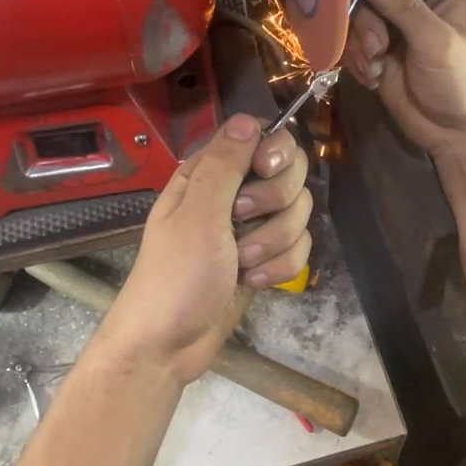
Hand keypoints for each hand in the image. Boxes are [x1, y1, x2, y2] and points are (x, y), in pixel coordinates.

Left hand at [99, 115, 312, 383]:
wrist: (167, 347)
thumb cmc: (175, 277)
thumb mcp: (196, 216)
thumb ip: (224, 166)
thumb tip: (249, 119)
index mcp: (208, 174)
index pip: (263, 138)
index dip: (274, 153)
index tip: (265, 171)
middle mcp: (232, 195)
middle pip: (290, 175)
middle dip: (275, 205)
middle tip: (242, 223)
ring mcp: (250, 229)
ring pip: (297, 215)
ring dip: (274, 243)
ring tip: (241, 264)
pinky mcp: (263, 260)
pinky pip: (297, 249)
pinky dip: (279, 268)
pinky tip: (251, 283)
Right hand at [343, 0, 465, 160]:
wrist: (456, 133)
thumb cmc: (461, 80)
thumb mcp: (433, 39)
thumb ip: (400, 1)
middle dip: (365, 17)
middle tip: (376, 46)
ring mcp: (391, 21)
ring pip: (352, 13)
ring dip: (358, 41)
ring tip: (375, 66)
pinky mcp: (374, 47)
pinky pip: (349, 40)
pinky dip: (355, 58)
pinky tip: (372, 76)